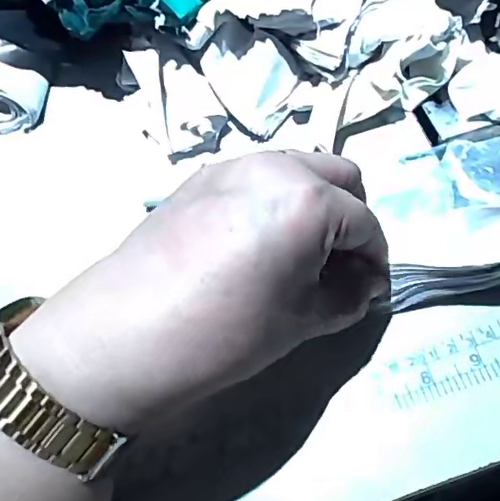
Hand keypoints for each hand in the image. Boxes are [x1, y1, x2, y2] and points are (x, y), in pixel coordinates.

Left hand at [8, 151, 389, 433]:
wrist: (123, 336)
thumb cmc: (226, 332)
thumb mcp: (303, 320)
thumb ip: (349, 296)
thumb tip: (367, 284)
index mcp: (311, 200)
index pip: (366, 224)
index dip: (376, 259)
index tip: (371, 287)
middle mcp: (279, 166)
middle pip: (343, 178)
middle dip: (352, 219)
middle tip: (339, 263)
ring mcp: (237, 164)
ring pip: (303, 167)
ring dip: (318, 202)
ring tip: (300, 249)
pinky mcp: (205, 174)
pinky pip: (264, 174)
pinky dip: (280, 198)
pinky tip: (259, 241)